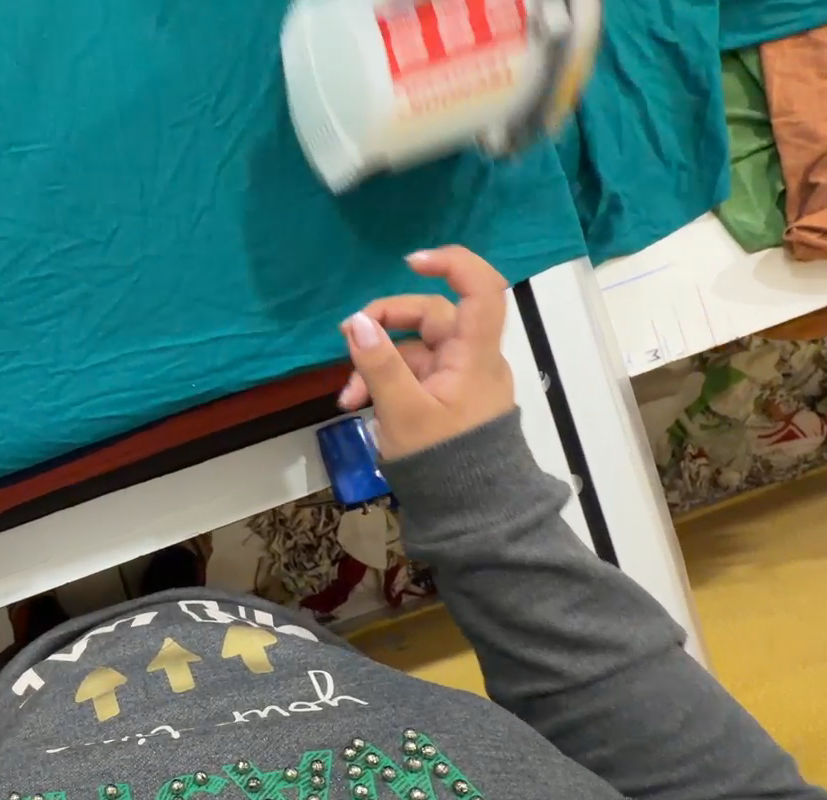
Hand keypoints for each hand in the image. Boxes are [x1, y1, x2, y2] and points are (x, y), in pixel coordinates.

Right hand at [335, 246, 516, 459]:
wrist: (468, 509)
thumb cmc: (441, 459)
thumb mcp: (401, 412)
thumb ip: (378, 365)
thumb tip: (356, 322)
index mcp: (472, 355)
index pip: (480, 290)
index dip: (451, 265)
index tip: (411, 263)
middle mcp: (470, 358)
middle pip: (430, 317)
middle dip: (383, 328)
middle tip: (346, 342)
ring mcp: (458, 378)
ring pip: (414, 350)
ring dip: (375, 365)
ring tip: (347, 400)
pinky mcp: (445, 398)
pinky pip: (413, 375)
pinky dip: (385, 384)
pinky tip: (360, 406)